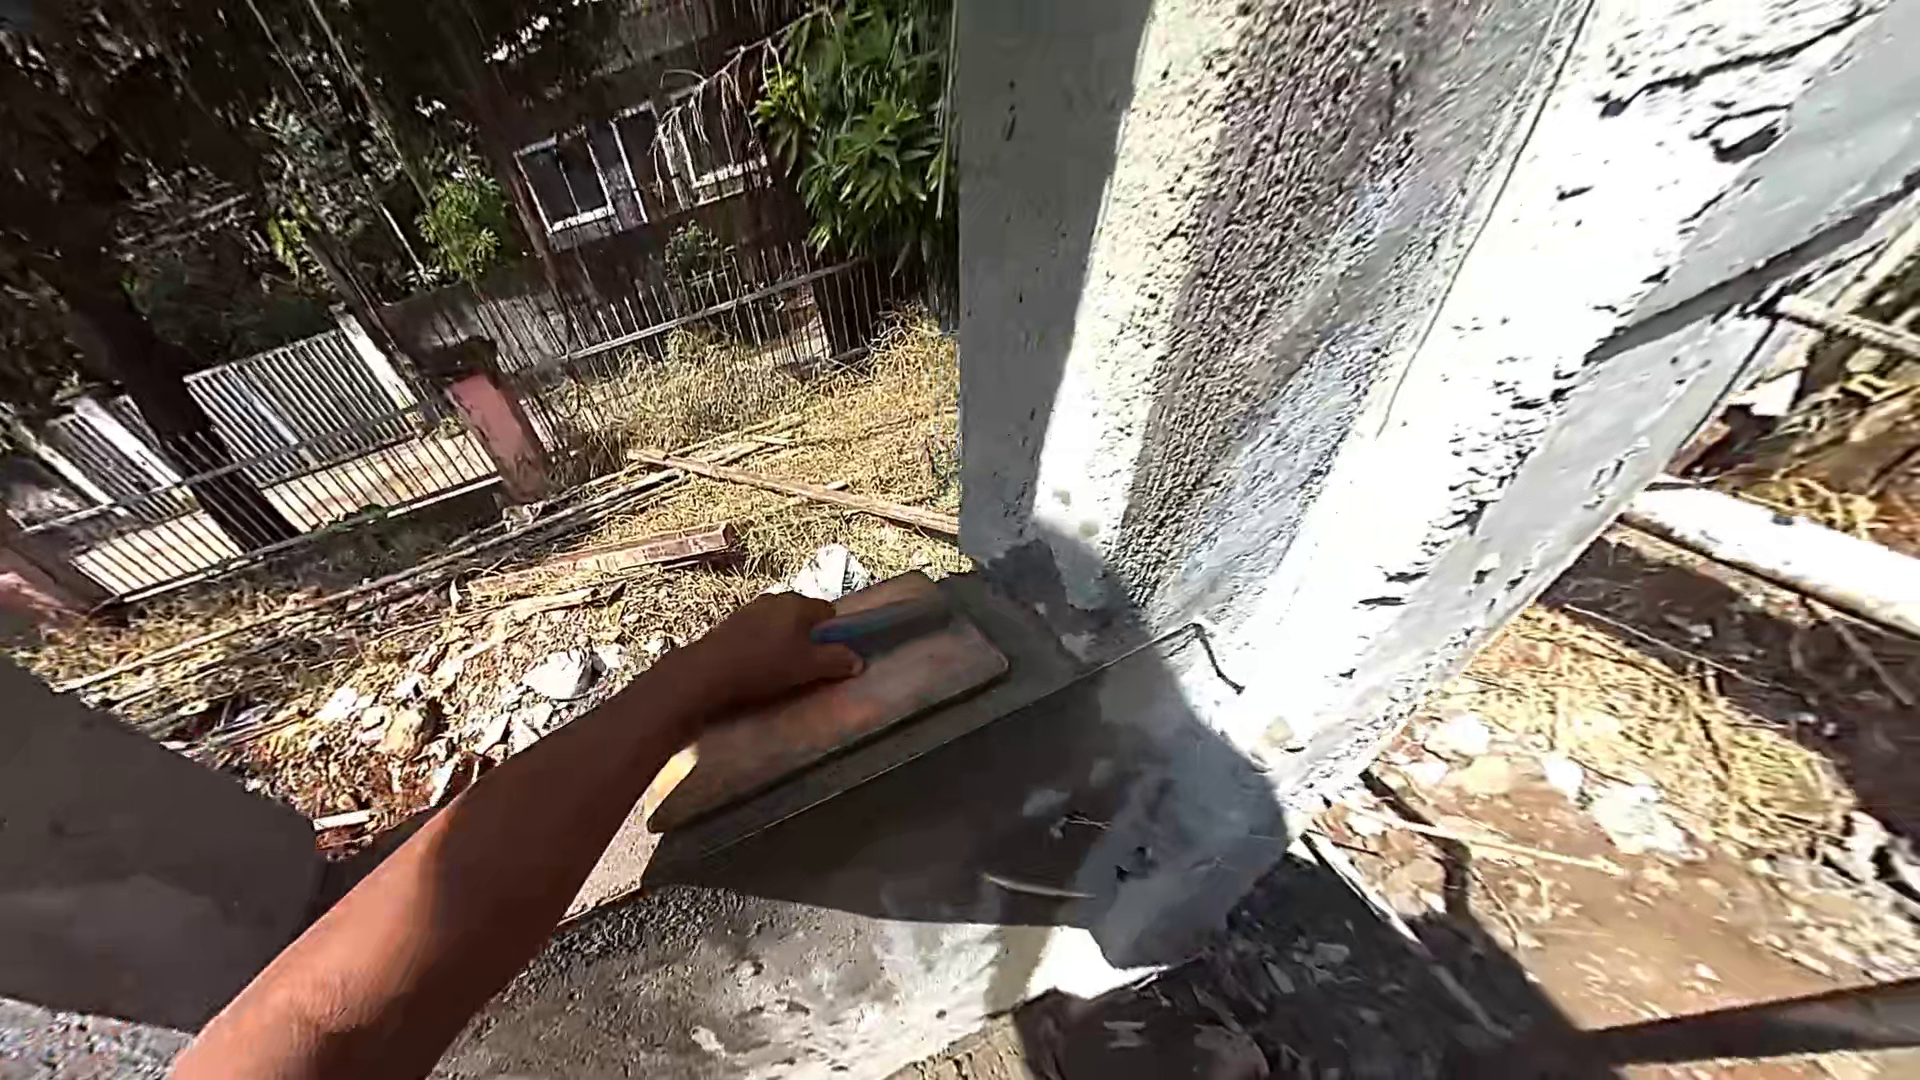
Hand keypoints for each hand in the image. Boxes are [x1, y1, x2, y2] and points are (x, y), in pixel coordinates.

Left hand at [665, 592, 862, 711]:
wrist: (707, 672)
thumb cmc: (764, 666)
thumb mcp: (807, 667)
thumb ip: (836, 661)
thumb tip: (859, 660)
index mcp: (798, 603)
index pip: (828, 611)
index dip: (833, 632)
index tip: (829, 654)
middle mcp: (776, 598)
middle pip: (804, 615)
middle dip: (808, 636)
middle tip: (806, 663)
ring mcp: (751, 608)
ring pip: (780, 622)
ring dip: (784, 639)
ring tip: (780, 666)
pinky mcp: (732, 622)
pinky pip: (759, 630)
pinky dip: (764, 643)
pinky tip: (758, 664)